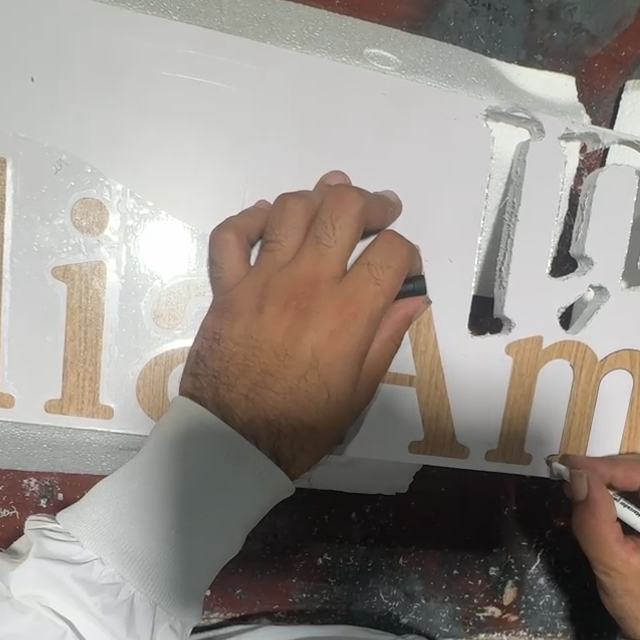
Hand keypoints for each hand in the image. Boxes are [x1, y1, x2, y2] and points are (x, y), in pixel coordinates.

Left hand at [180, 171, 428, 478]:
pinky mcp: (226, 287)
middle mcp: (307, 283)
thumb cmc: (303, 426)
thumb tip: (413, 298)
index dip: (409, 253)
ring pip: (291, 209)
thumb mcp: (359, 391)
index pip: (391, 252)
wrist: (233, 441)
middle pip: (343, 210)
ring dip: (317, 198)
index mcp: (348, 314)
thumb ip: (386, 337)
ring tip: (331, 203)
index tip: (407, 268)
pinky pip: (232, 234)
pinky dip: (251, 218)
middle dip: (371, 203)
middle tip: (381, 211)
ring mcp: (262, 280)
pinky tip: (269, 219)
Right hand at [563, 453, 639, 639]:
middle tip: (575, 476)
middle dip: (612, 468)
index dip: (606, 466)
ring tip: (590, 485)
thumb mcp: (614, 570)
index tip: (569, 467)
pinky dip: (639, 486)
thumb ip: (595, 522)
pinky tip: (615, 496)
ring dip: (624, 475)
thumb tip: (578, 478)